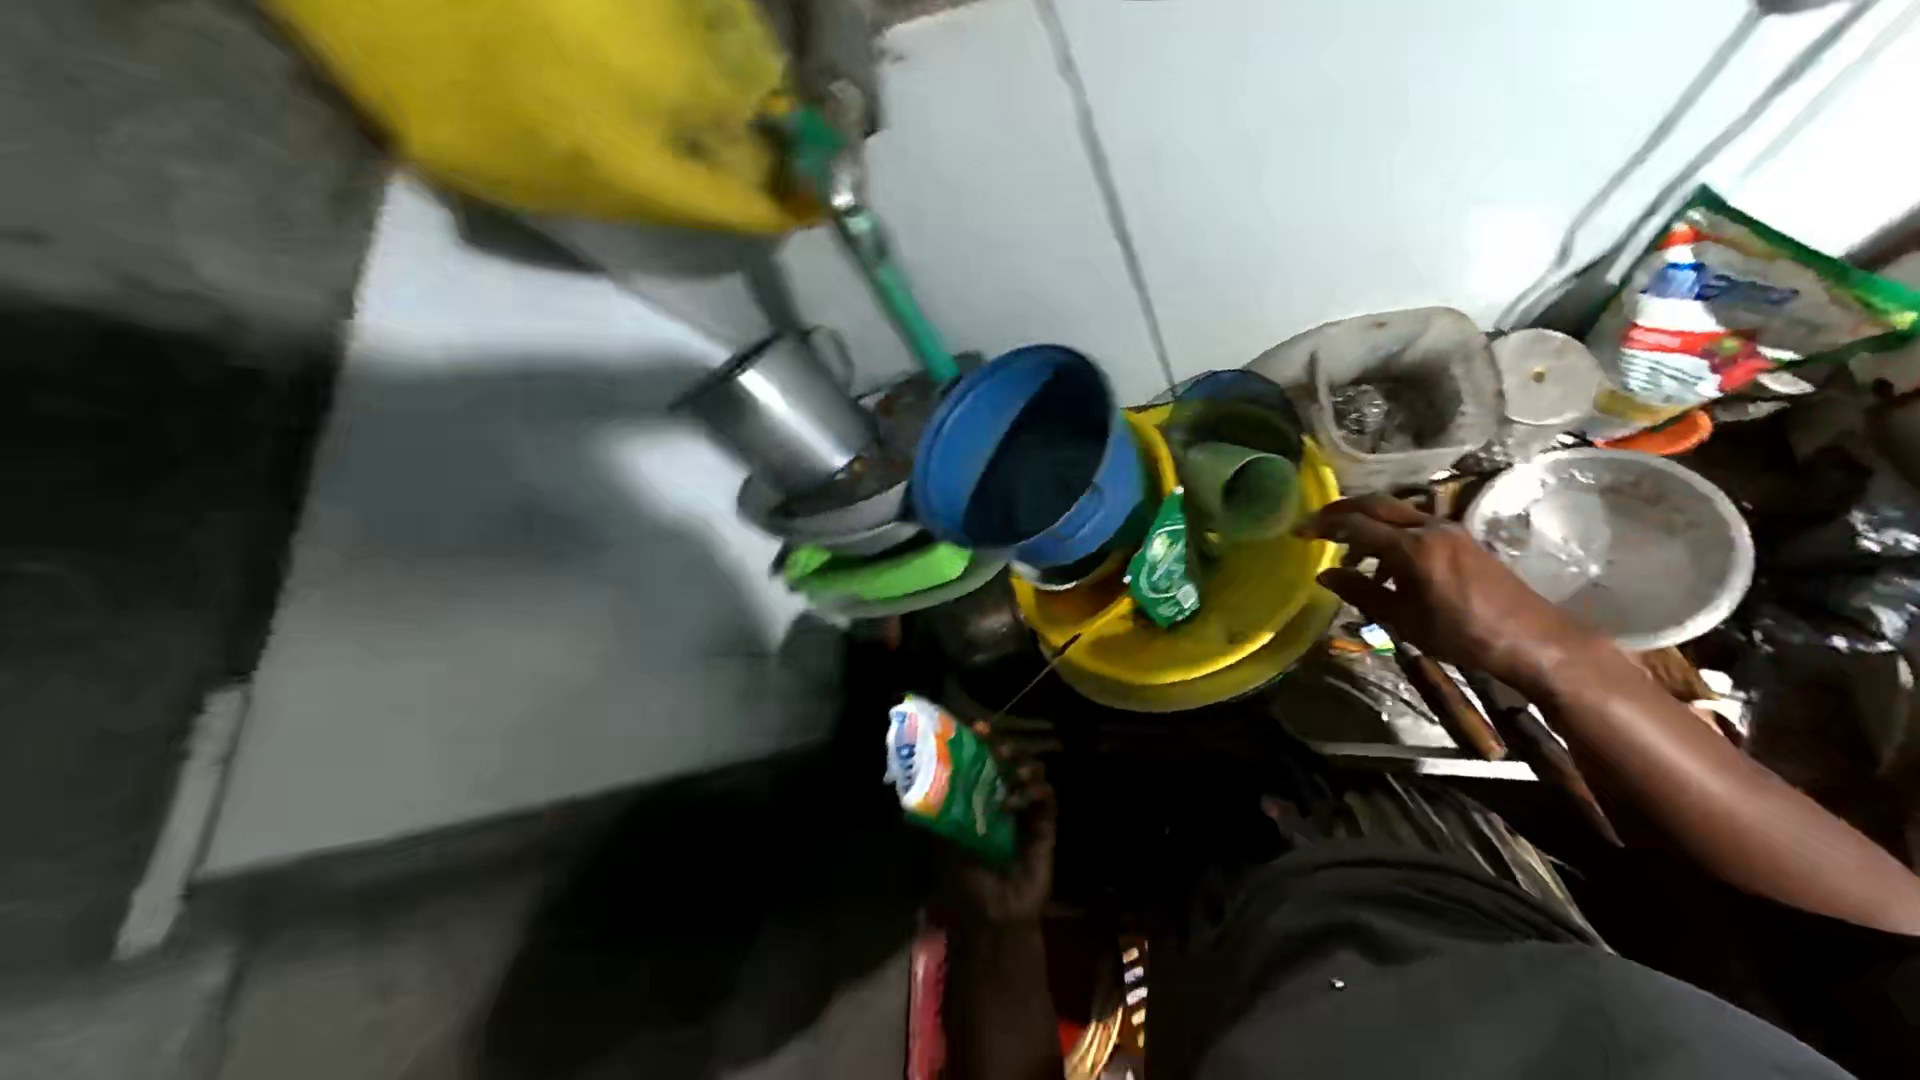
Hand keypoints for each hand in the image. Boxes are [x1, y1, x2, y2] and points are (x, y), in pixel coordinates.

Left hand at [944, 728, 1055, 928]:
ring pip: (1032, 773)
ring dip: (1023, 764)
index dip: (981, 742)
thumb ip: (941, 810)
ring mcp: (1026, 812)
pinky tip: (1017, 800)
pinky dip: (1034, 792)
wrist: (994, 917)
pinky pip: (1046, 799)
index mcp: (978, 800)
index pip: (982, 762)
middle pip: (1009, 761)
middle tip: (998, 743)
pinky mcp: (1045, 827)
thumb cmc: (964, 881)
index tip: (979, 726)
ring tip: (1012, 768)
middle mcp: (1003, 800)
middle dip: (1004, 747)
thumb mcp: (944, 841)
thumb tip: (924, 774)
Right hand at [1298, 494, 1608, 691]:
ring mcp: (1449, 530)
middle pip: (1375, 505)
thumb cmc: (1462, 634)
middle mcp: (1430, 528)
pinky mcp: (1461, 540)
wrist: (1534, 641)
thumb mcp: (1402, 618)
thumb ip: (1360, 592)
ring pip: (1396, 513)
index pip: (1355, 525)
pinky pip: (1415, 525)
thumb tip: (1324, 575)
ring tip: (1348, 555)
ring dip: (1366, 524)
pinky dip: (1390, 535)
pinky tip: (1385, 566)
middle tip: (1314, 524)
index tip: (1297, 532)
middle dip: (1341, 511)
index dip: (1322, 526)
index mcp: (1412, 547)